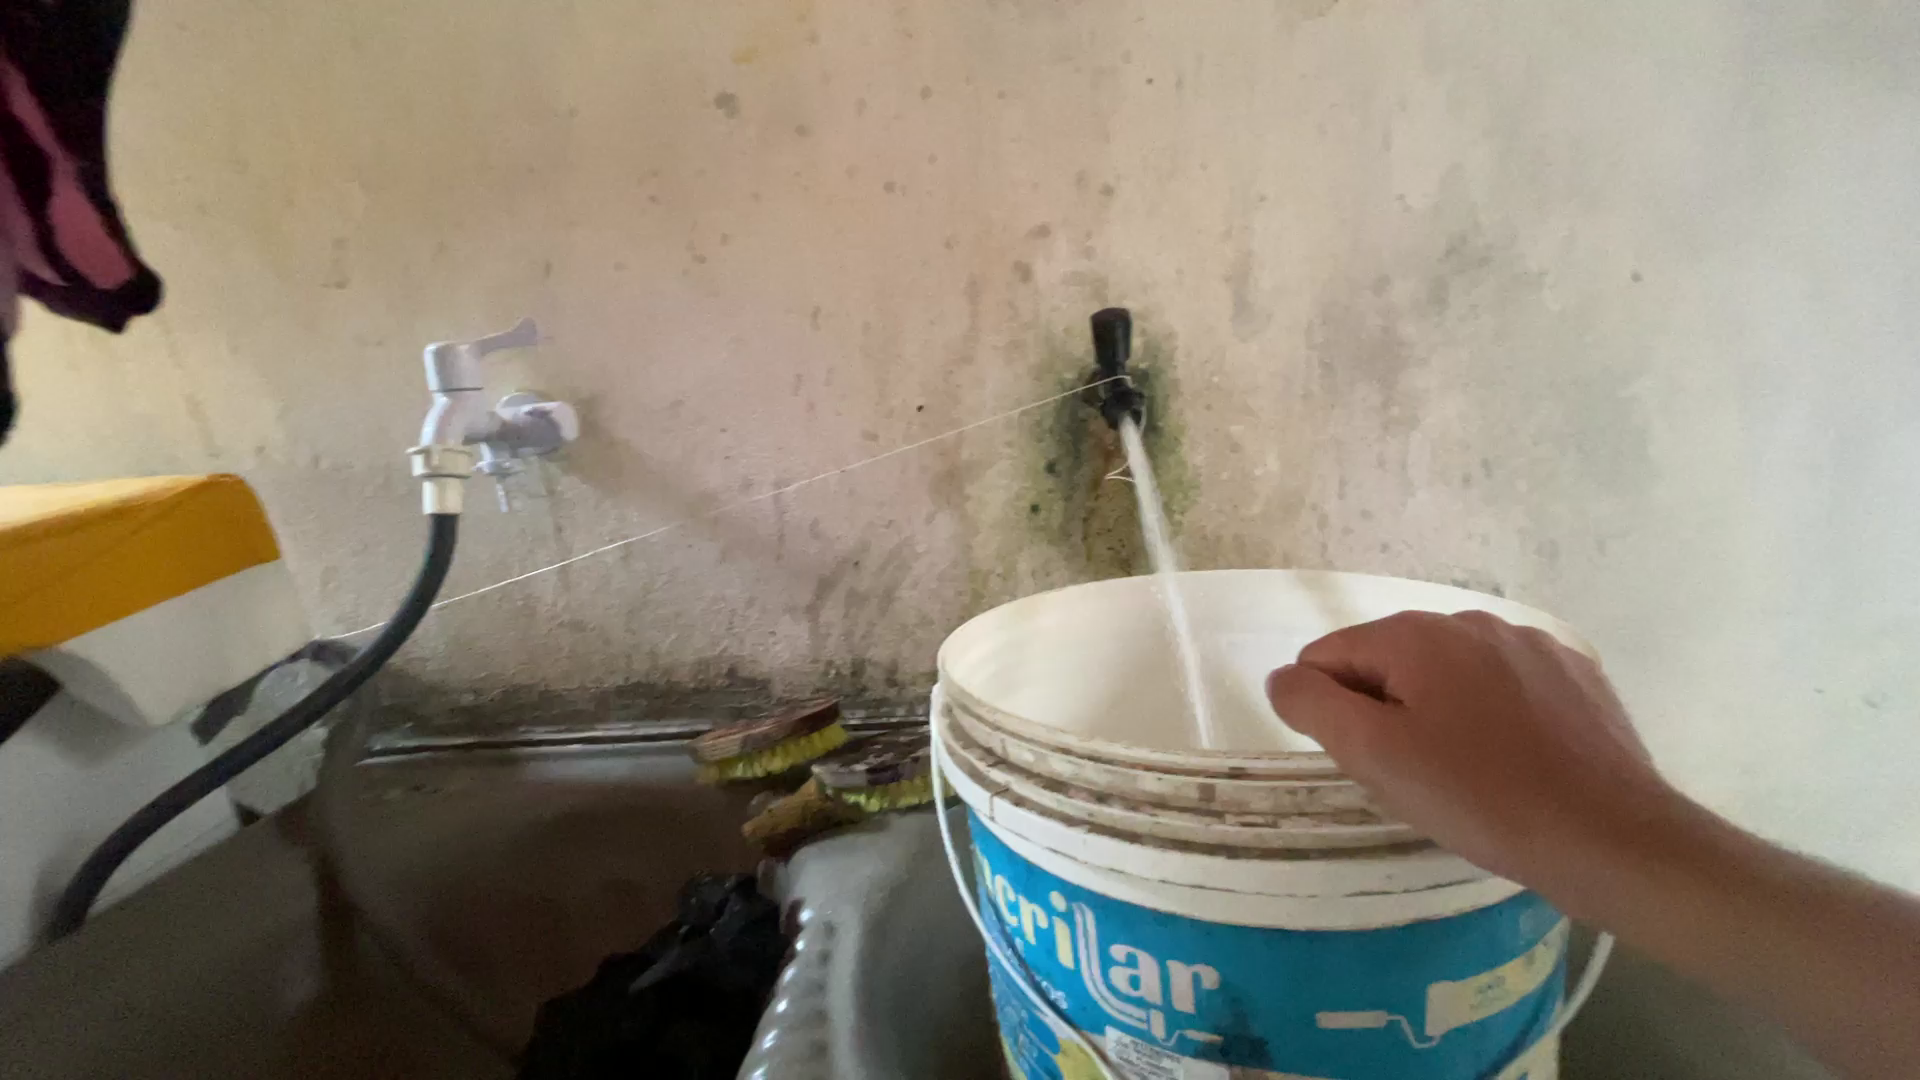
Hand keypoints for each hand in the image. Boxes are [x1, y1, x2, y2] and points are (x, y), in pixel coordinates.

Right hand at [1265, 610, 1686, 906]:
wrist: (1619, 843)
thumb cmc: (1480, 797)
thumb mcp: (1371, 754)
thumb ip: (1310, 703)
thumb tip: (1284, 678)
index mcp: (1413, 635)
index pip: (1326, 658)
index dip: (1331, 712)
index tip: (1371, 759)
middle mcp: (1467, 621)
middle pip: (1384, 661)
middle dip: (1383, 709)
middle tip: (1415, 771)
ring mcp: (1528, 642)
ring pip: (1441, 670)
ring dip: (1433, 708)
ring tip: (1465, 767)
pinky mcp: (1573, 671)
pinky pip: (1497, 681)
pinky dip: (1487, 710)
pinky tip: (1512, 754)